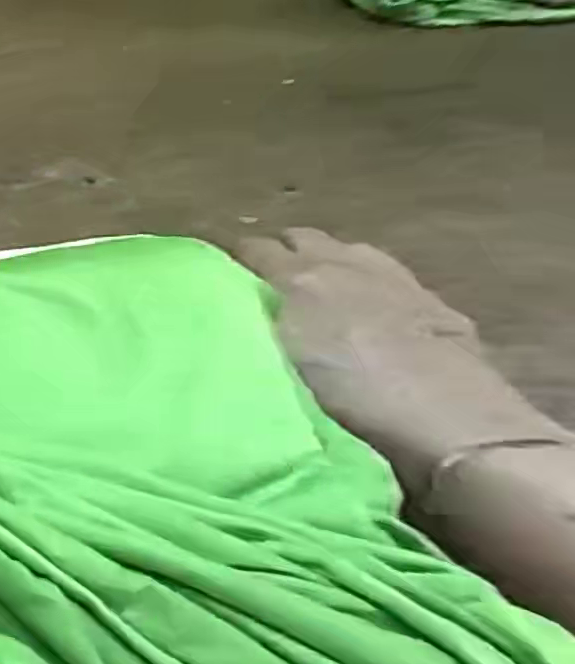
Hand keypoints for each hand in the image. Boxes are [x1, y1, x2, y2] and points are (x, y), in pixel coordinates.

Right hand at [236, 228, 564, 481]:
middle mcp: (345, 266)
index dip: (232, 257)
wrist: (449, 424)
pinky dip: (366, 282)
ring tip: (311, 291)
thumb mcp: (275, 350)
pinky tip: (362, 309)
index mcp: (298, 275)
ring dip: (327, 262)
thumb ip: (255, 314)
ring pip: (348, 250)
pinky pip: (386, 276)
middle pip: (302, 238)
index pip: (253, 247)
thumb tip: (230, 298)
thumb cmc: (344, 390)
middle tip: (261, 279)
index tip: (214, 273)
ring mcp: (396, 281)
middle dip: (281, 251)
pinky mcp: (433, 303)